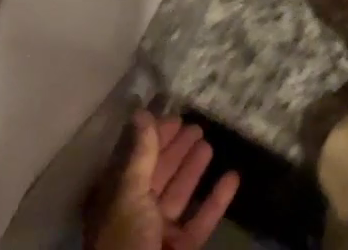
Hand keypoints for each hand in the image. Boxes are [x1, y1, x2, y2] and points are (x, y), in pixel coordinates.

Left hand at [90, 111, 238, 249]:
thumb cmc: (125, 242)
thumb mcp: (127, 195)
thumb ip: (138, 155)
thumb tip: (141, 112)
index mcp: (115, 198)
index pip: (134, 158)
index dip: (152, 136)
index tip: (173, 115)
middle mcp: (136, 213)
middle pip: (158, 173)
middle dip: (175, 149)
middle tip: (196, 126)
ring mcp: (160, 234)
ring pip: (179, 194)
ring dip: (193, 168)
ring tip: (209, 144)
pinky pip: (201, 221)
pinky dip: (216, 200)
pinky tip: (232, 177)